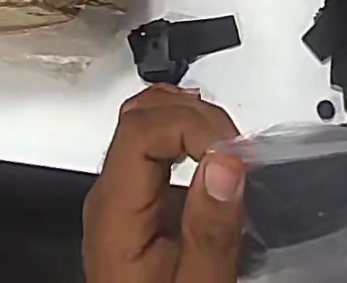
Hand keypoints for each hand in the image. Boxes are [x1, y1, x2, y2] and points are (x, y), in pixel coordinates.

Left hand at [84, 85, 246, 282]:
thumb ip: (210, 231)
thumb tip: (225, 160)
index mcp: (114, 214)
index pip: (140, 130)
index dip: (190, 124)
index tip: (231, 152)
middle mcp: (108, 196)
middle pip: (140, 115)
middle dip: (195, 116)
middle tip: (237, 149)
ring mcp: (119, 195)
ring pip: (142, 119)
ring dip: (188, 116)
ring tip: (228, 144)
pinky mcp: (136, 200)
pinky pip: (151, 140)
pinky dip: (183, 128)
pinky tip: (210, 146)